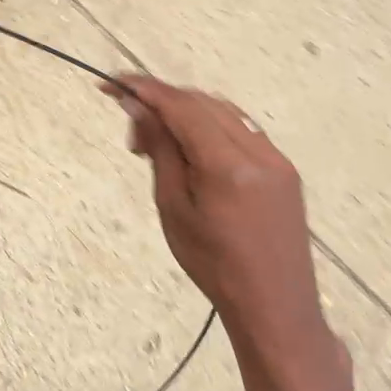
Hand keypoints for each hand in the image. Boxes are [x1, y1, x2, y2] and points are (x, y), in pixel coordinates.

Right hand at [104, 75, 368, 390]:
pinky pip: (239, 128)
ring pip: (222, 111)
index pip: (181, 107)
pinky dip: (206, 125)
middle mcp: (260, 152)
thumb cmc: (210, 260)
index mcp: (230, 165)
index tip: (108, 85)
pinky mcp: (282, 170)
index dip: (143, 89)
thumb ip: (160, 148)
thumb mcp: (172, 203)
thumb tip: (137, 105)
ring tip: (155, 144)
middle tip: (130, 133)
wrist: (274, 304)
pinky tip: (187, 149)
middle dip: (160, 102)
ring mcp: (277, 160)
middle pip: (201, 103)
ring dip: (183, 112)